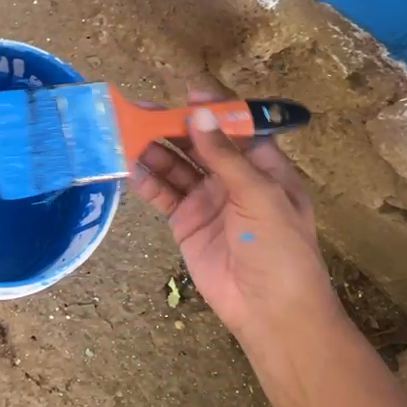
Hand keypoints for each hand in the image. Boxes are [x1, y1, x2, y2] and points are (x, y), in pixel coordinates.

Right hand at [129, 86, 340, 344]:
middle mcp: (232, 178)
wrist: (271, 312)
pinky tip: (129, 168)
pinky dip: (146, 180)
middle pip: (198, 143)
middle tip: (142, 111)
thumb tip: (199, 113)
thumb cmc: (280, 250)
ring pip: (176, 165)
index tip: (188, 93)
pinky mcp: (186, 221)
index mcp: (262, 168)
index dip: (214, 109)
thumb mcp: (260, 196)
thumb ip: (226, 156)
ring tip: (127, 134)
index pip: (236, 128)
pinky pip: (163, 193)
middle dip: (173, 125)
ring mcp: (207, 199)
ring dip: (154, 149)